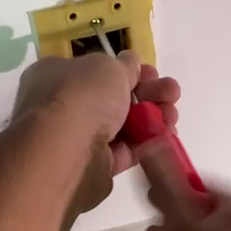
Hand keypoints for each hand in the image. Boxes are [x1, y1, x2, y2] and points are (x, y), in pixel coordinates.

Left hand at [12, 51, 181, 214]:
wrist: (68, 152)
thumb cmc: (83, 97)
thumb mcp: (108, 67)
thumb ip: (124, 65)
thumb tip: (130, 64)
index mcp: (57, 76)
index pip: (94, 70)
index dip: (126, 71)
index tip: (151, 73)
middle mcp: (63, 107)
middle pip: (112, 98)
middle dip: (147, 94)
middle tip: (172, 93)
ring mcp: (77, 139)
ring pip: (121, 126)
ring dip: (150, 118)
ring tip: (173, 116)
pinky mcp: (93, 167)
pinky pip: (122, 152)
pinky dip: (144, 144)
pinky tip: (167, 136)